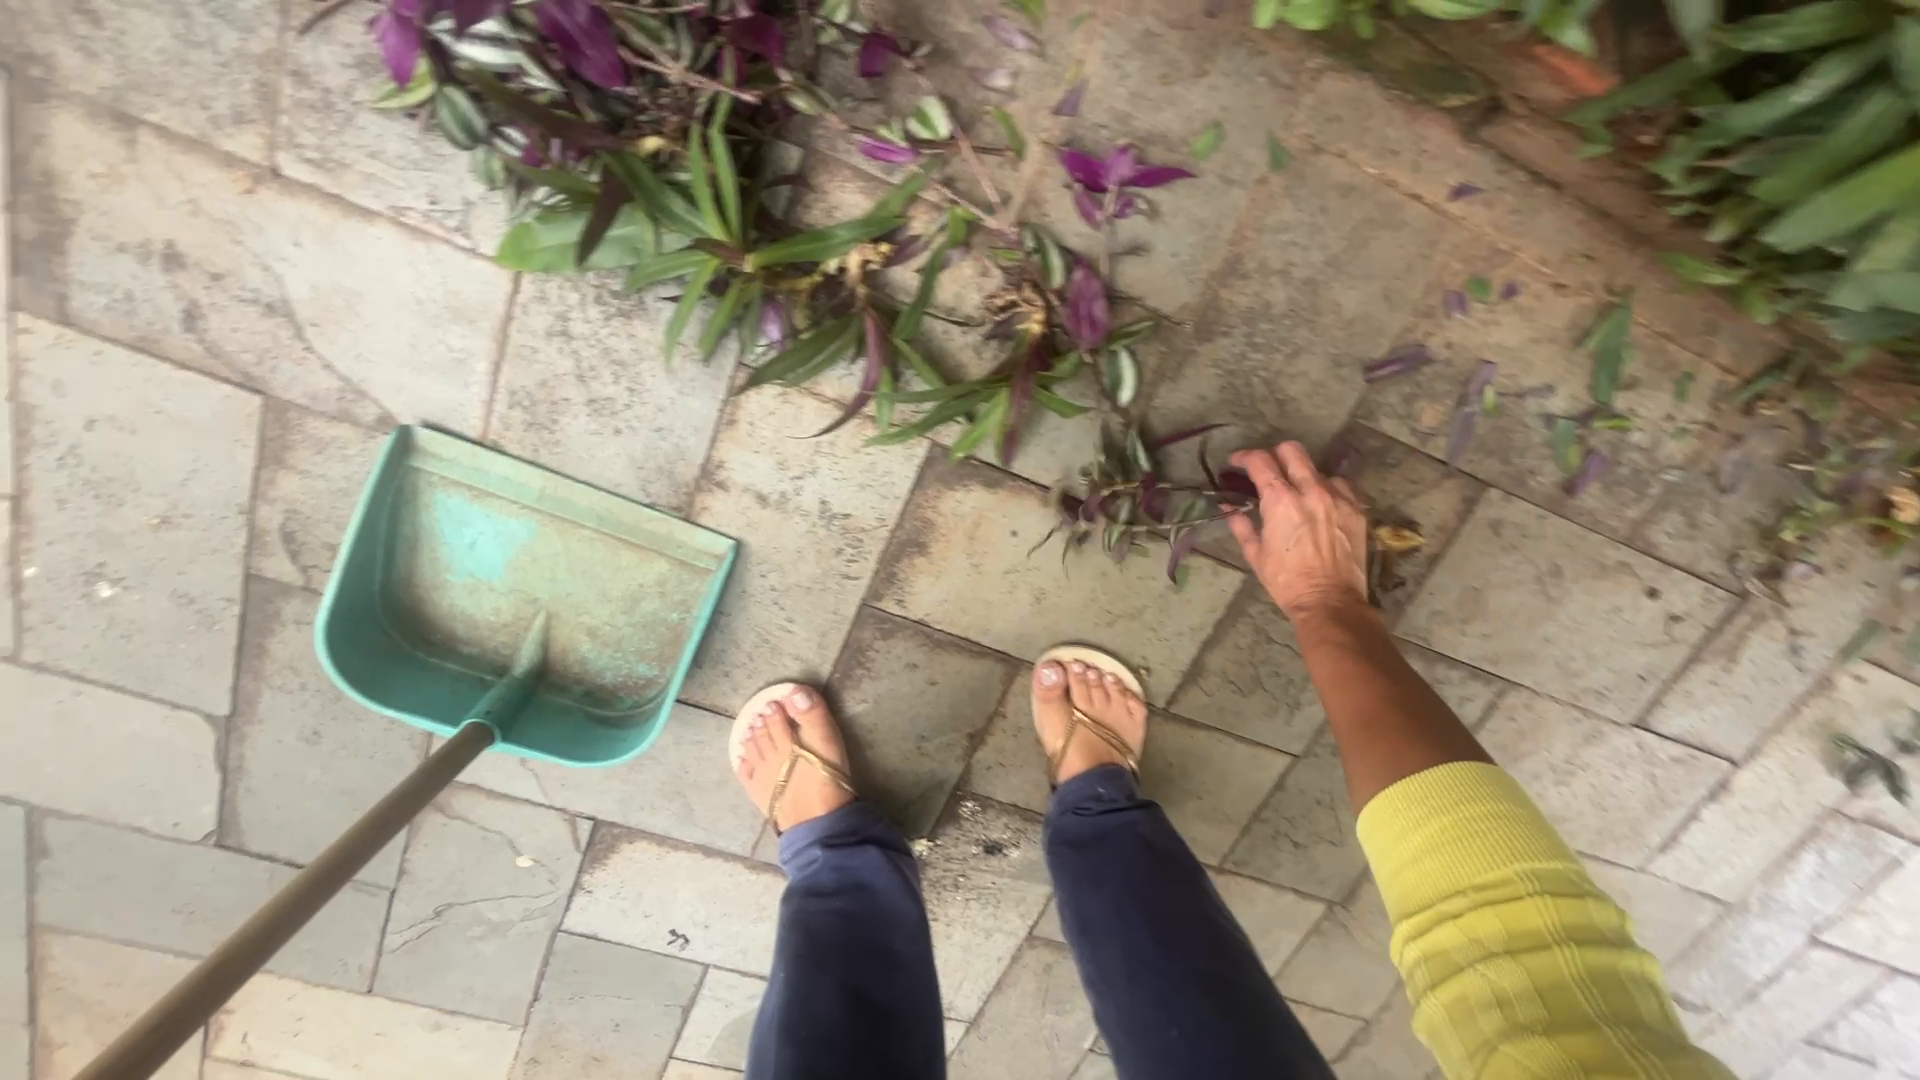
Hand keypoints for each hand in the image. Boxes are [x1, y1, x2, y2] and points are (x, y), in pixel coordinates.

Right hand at [1227, 441, 1369, 620]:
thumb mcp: (1255, 554)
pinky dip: (1326, 489)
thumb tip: (1228, 507)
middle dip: (1274, 455)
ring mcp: (1338, 498)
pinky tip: (1320, 504)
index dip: (1244, 457)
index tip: (1237, 463)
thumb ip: (1241, 524)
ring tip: (1296, 492)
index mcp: (1280, 501)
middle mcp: (1310, 490)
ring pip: (1317, 468)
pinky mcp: (1356, 509)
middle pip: (1292, 450)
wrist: (1330, 601)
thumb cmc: (1286, 581)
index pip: (1260, 461)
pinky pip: (1340, 486)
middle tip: (1267, 470)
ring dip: (1301, 475)